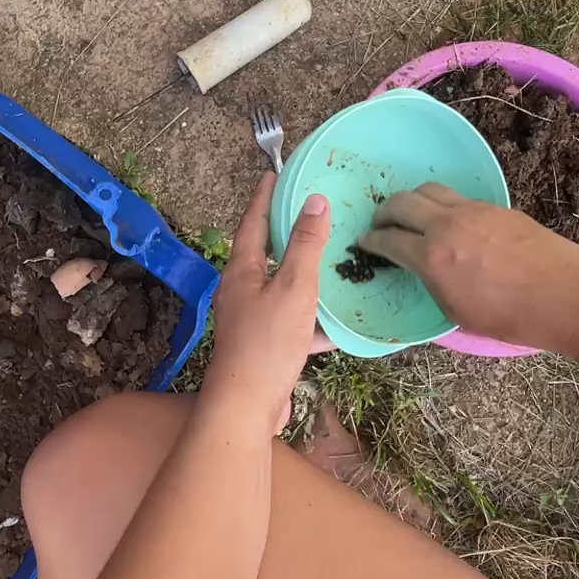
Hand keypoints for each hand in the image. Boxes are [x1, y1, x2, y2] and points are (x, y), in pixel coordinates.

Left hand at [201, 172, 330, 435]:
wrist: (247, 405)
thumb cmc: (268, 342)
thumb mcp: (294, 287)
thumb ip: (305, 245)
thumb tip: (314, 201)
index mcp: (242, 270)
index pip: (253, 221)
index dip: (264, 196)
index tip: (274, 173)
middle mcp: (241, 290)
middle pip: (264, 252)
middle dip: (284, 232)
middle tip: (307, 211)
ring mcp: (251, 319)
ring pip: (281, 288)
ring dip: (303, 275)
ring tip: (330, 262)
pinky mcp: (265, 345)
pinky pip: (292, 322)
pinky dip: (312, 319)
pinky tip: (337, 324)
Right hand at [356, 182, 578, 353]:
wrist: (570, 295)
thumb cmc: (513, 316)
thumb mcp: (457, 311)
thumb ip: (432, 283)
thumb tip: (423, 268)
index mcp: (432, 256)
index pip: (387, 239)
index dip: (370, 241)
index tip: (364, 242)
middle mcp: (446, 225)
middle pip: (400, 202)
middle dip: (383, 212)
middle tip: (380, 223)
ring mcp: (472, 211)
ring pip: (428, 189)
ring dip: (411, 200)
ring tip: (411, 215)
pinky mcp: (495, 207)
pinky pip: (456, 197)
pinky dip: (440, 204)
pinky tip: (448, 221)